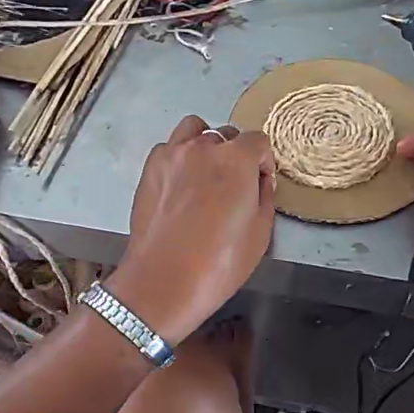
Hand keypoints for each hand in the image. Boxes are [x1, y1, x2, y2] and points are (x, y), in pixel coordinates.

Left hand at [106, 116, 275, 341]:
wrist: (164, 281)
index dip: (263, 162)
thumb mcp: (260, 234)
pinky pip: (168, 149)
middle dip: (235, 154)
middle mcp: (203, 149)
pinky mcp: (149, 170)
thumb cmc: (216, 264)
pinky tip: (182, 185)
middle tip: (234, 185)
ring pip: (194, 131)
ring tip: (206, 174)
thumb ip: (264, 197)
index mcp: (236, 160)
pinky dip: (179, 158)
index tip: (260, 181)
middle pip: (226, 135)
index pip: (257, 141)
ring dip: (205, 145)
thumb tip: (260, 182)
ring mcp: (171, 156)